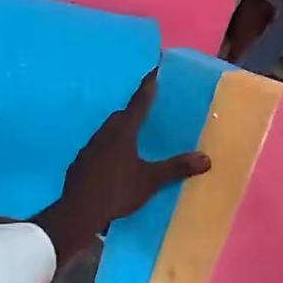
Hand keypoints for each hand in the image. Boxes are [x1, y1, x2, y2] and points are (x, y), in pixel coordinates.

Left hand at [33, 69, 210, 262]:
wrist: (77, 212)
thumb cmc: (116, 191)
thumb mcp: (150, 181)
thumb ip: (176, 168)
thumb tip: (206, 158)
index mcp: (122, 132)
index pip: (139, 102)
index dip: (148, 86)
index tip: (155, 70)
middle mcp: (104, 134)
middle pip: (121, 115)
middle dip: (134, 111)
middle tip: (148, 113)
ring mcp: (89, 148)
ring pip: (108, 131)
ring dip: (121, 130)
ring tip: (135, 139)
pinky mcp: (81, 162)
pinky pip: (99, 147)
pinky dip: (110, 147)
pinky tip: (116, 162)